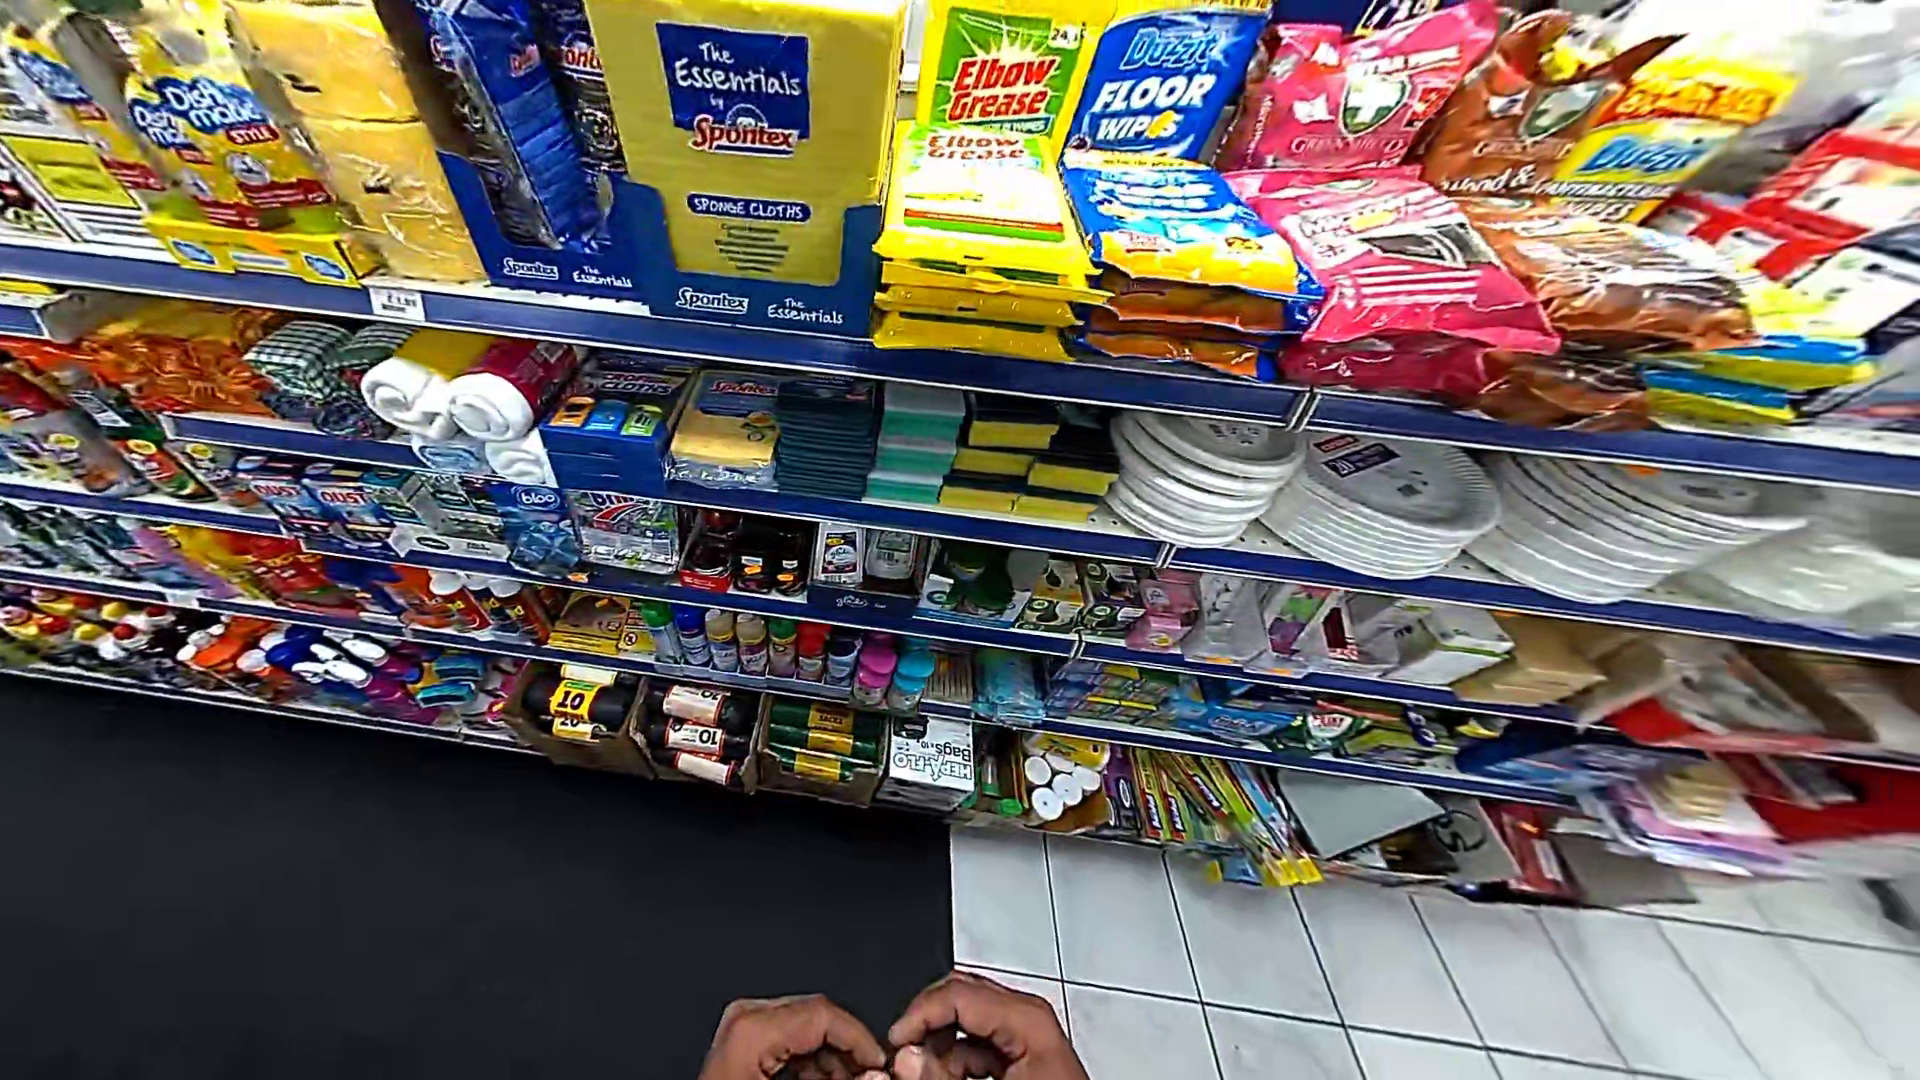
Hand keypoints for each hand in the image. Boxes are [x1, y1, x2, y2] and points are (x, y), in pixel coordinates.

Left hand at [697, 994, 888, 1079]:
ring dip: (830, 1057)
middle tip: (867, 1073)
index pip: (823, 1013)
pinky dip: (808, 1061)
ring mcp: (738, 1026)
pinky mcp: (738, 1040)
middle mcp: (744, 1016)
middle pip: (815, 1018)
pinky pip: (785, 1040)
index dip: (859, 1038)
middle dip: (846, 1048)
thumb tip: (874, 1073)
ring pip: (803, 1029)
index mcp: (751, 1025)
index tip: (878, 1062)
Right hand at [888, 971, 1087, 1079]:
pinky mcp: (1023, 1055)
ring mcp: (1026, 1034)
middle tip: (906, 1058)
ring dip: (942, 1048)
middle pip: (962, 998)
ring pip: (967, 1023)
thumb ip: (945, 1074)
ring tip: (928, 1075)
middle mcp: (1027, 1015)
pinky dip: (959, 1062)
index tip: (896, 1041)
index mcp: (1026, 1017)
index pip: (958, 991)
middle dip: (928, 1027)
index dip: (919, 1013)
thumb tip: (909, 1054)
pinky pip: (980, 1045)